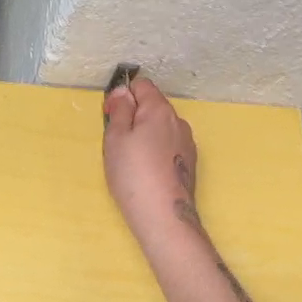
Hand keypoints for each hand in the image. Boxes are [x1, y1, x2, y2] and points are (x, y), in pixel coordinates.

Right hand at [103, 76, 201, 242]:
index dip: (124, 95)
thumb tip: (123, 91)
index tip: (111, 116)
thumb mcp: (116, 138)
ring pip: (161, 127)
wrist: (164, 217)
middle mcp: (179, 121)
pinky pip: (169, 145)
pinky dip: (157, 150)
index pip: (142, 85)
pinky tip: (148, 171)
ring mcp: (187, 143)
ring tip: (132, 160)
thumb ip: (120, 110)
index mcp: (160, 110)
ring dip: (146, 134)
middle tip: (118, 143)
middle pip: (153, 106)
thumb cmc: (133, 173)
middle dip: (134, 116)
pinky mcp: (190, 163)